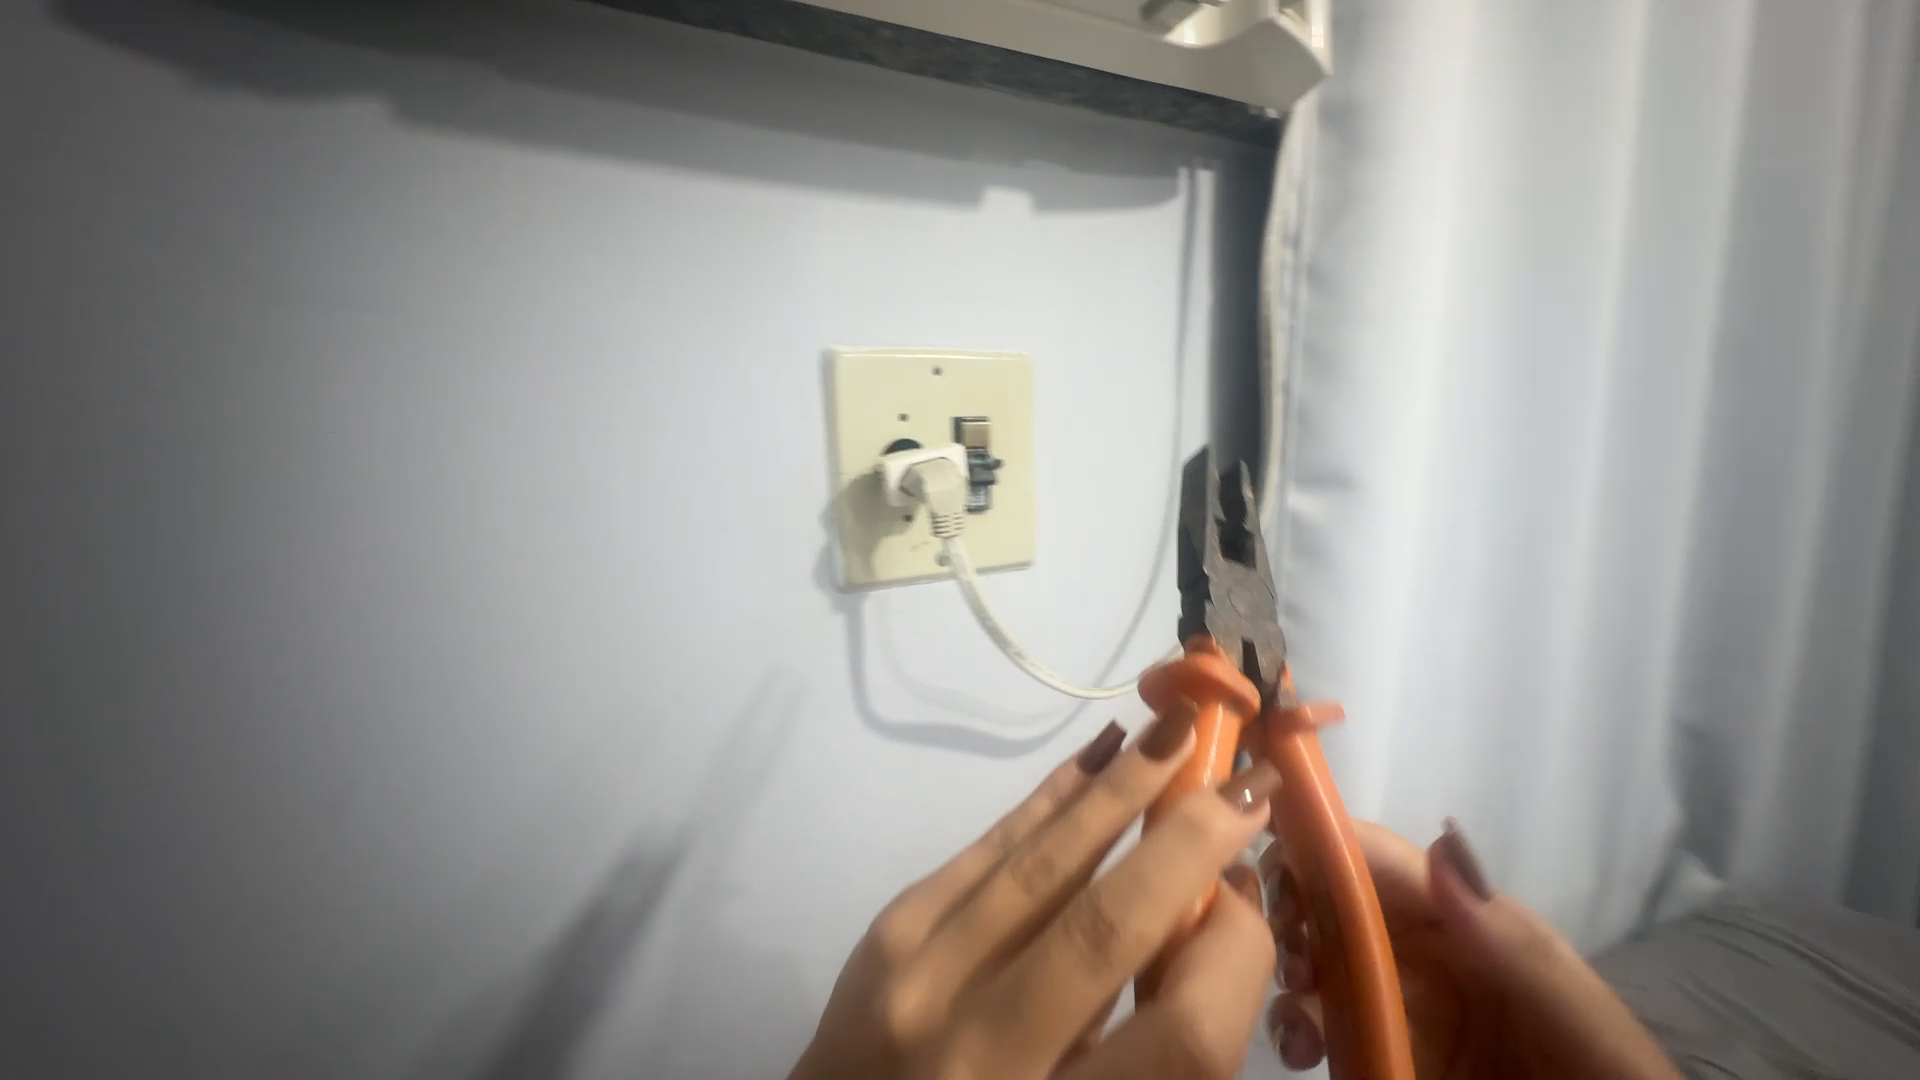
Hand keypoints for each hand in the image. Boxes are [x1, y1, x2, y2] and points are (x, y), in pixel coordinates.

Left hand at [789, 701, 1280, 1079]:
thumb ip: (1147, 1036)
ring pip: (1042, 862)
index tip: (1247, 891)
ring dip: (1117, 789)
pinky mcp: (892, 925)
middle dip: (1186, 839)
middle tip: (1242, 777)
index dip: (1234, 954)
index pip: (1181, 1032)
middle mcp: (984, 1048)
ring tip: (1175, 730)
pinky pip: (990, 844)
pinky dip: (1051, 797)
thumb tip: (1208, 902)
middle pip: (1108, 926)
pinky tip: (1097, 753)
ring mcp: (923, 973)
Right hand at [1263, 820, 1682, 1079]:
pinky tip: (1297, 1052)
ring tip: (1296, 1024)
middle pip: (1324, 897)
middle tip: (1292, 959)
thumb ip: (1511, 943)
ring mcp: (1391, 1000)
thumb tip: (1440, 842)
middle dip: (1288, 909)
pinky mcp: (1375, 1049)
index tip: (1266, 846)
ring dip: (1283, 970)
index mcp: (1459, 917)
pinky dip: (1290, 1026)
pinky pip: (1314, 1021)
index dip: (1317, 838)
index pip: (1374, 855)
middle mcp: (1413, 947)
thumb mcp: (1580, 1022)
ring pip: (1308, 955)